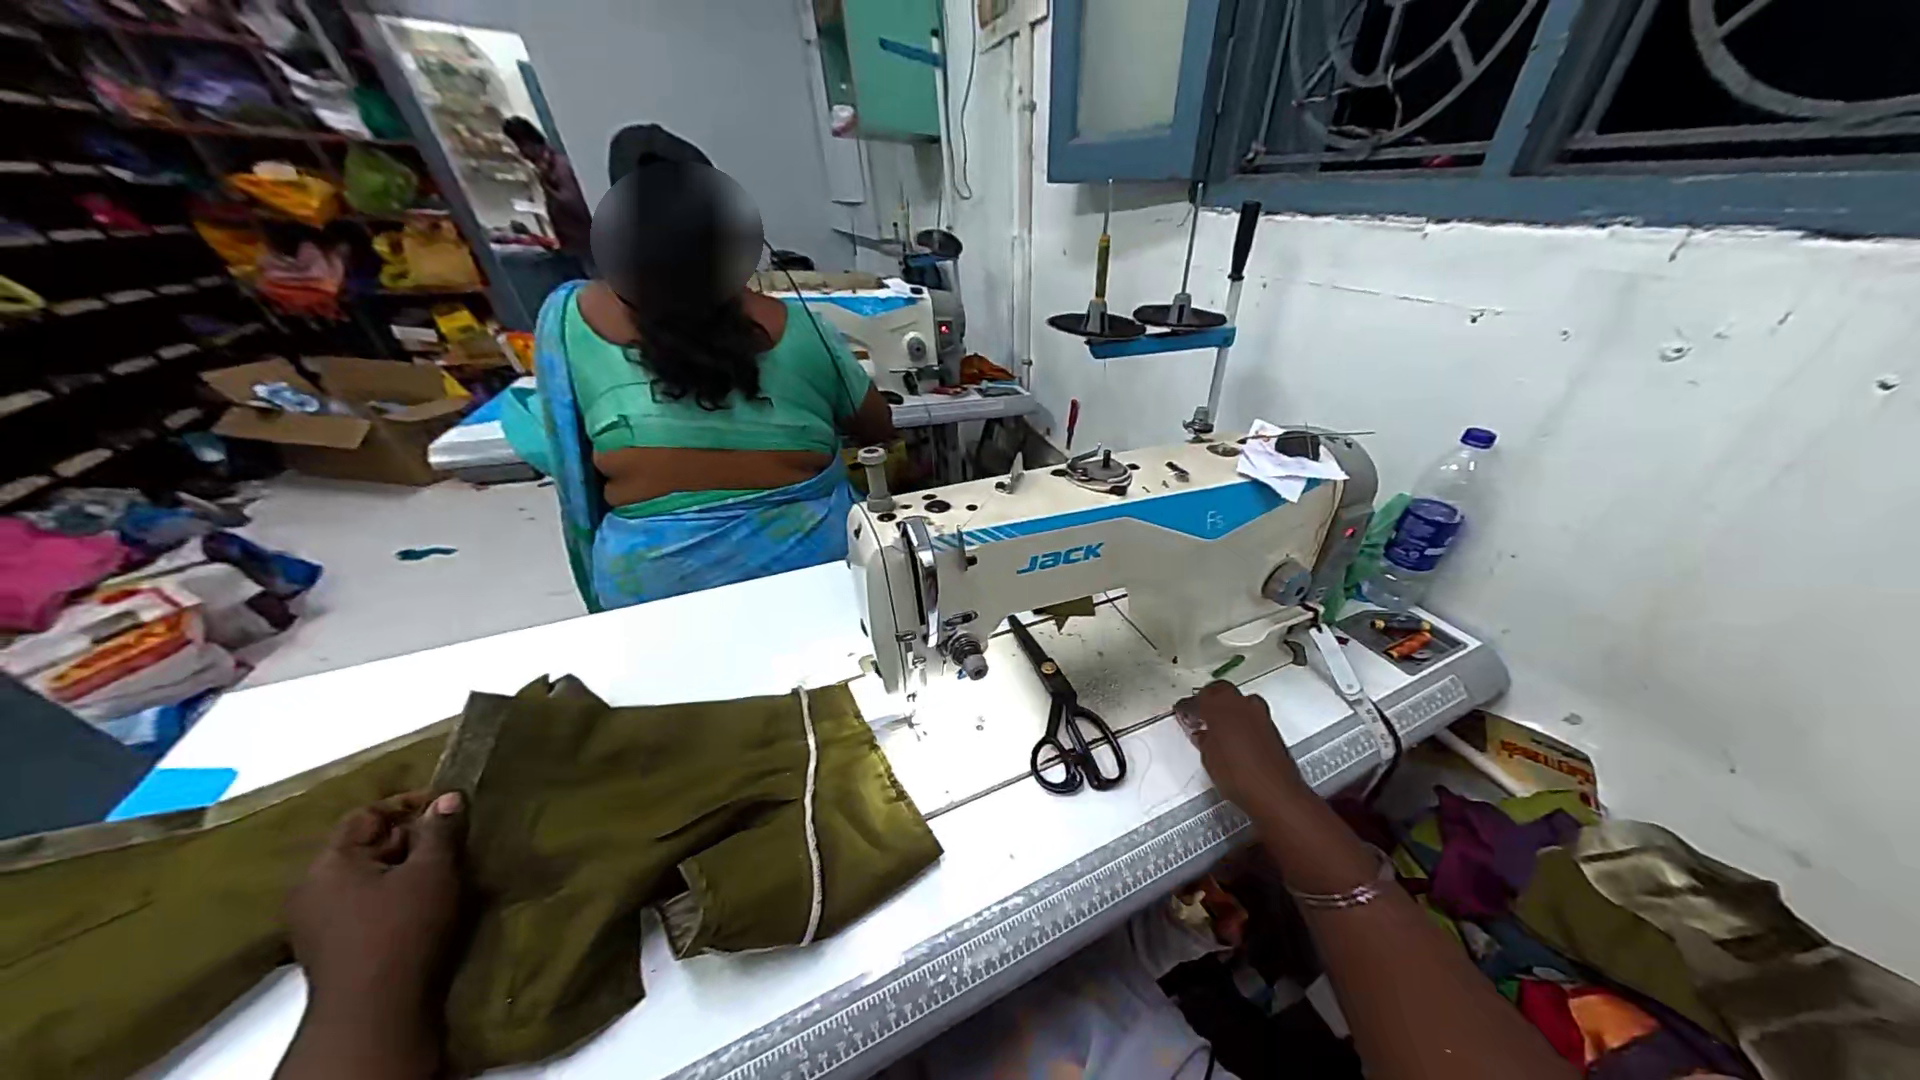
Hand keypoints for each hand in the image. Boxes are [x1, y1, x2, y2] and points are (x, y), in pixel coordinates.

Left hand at [286, 791, 467, 1016]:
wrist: (376, 1010)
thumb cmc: (402, 928)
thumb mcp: (432, 870)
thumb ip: (440, 829)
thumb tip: (447, 797)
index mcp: (328, 866)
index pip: (366, 815)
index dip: (409, 804)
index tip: (449, 806)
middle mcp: (312, 888)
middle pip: (366, 844)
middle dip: (412, 835)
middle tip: (454, 837)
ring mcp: (318, 919)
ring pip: (369, 872)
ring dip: (408, 863)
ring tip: (446, 865)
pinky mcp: (333, 942)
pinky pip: (366, 898)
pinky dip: (396, 888)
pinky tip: (427, 895)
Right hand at [1174, 681, 1311, 815]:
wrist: (1275, 794)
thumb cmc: (1242, 776)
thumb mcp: (1208, 758)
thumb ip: (1203, 739)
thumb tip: (1204, 735)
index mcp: (1218, 706)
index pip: (1195, 701)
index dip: (1186, 708)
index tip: (1182, 711)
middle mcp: (1240, 704)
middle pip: (1218, 690)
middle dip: (1207, 699)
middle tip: (1198, 711)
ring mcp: (1259, 713)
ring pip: (1237, 699)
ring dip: (1226, 707)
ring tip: (1216, 723)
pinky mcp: (1271, 726)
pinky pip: (1251, 713)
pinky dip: (1240, 718)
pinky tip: (1234, 734)